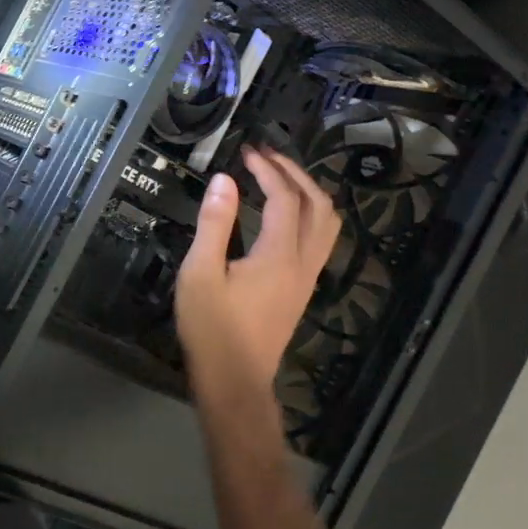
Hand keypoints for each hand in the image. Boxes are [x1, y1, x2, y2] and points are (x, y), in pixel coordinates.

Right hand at [176, 146, 340, 397]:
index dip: (268, 170)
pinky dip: (307, 214)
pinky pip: (319, 240)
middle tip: (267, 156)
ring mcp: (307, 278)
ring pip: (327, 225)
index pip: (284, 199)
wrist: (235, 377)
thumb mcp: (200, 272)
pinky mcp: (300, 289)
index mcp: (279, 256)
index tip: (247, 151)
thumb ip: (214, 224)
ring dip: (308, 194)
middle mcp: (303, 263)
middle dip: (296, 175)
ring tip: (280, 177)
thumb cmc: (211, 325)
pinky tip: (282, 214)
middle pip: (318, 207)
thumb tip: (225, 181)